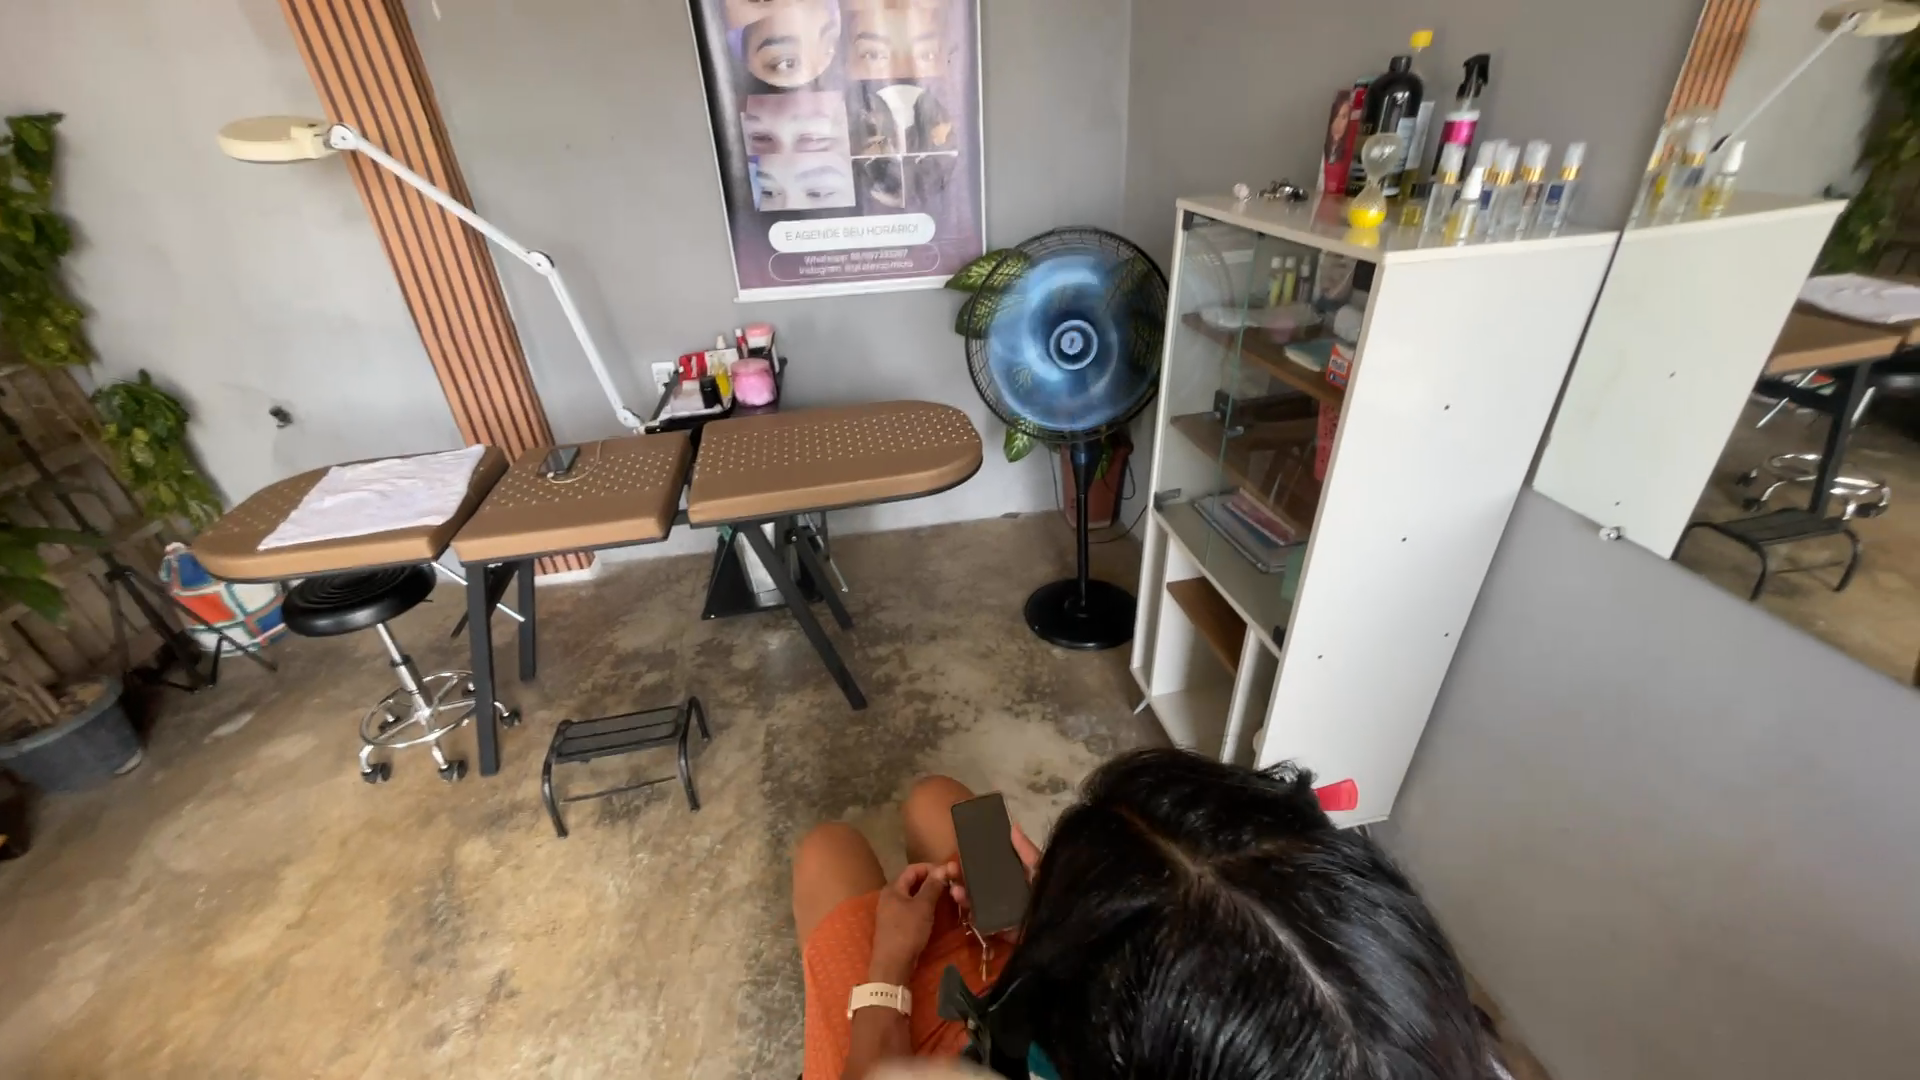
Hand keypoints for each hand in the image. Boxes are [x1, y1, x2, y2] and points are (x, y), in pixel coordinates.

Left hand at [869, 862, 948, 983]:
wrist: (892, 965)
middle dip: (930, 881)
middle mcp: (889, 896)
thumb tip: (943, 867)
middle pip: (912, 882)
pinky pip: (910, 909)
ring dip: (927, 895)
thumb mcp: (923, 906)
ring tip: (944, 897)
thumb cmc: (907, 931)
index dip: (931, 868)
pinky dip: (922, 907)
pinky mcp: (894, 925)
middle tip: (948, 885)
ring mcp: (890, 912)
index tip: (948, 873)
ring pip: (912, 896)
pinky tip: (933, 913)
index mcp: (893, 887)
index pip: (913, 868)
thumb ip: (933, 886)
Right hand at [943, 820, 1041, 934]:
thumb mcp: (1039, 866)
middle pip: (978, 884)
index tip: (959, 853)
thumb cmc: (1049, 890)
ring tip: (955, 891)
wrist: (1058, 925)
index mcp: (1014, 875)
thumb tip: (1014, 825)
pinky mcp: (1002, 930)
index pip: (990, 865)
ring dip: (964, 896)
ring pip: (977, 902)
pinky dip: (972, 916)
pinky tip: (965, 910)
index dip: (973, 860)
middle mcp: (1005, 892)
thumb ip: (1026, 850)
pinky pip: (984, 923)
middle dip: (962, 878)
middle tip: (950, 870)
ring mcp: (1001, 912)